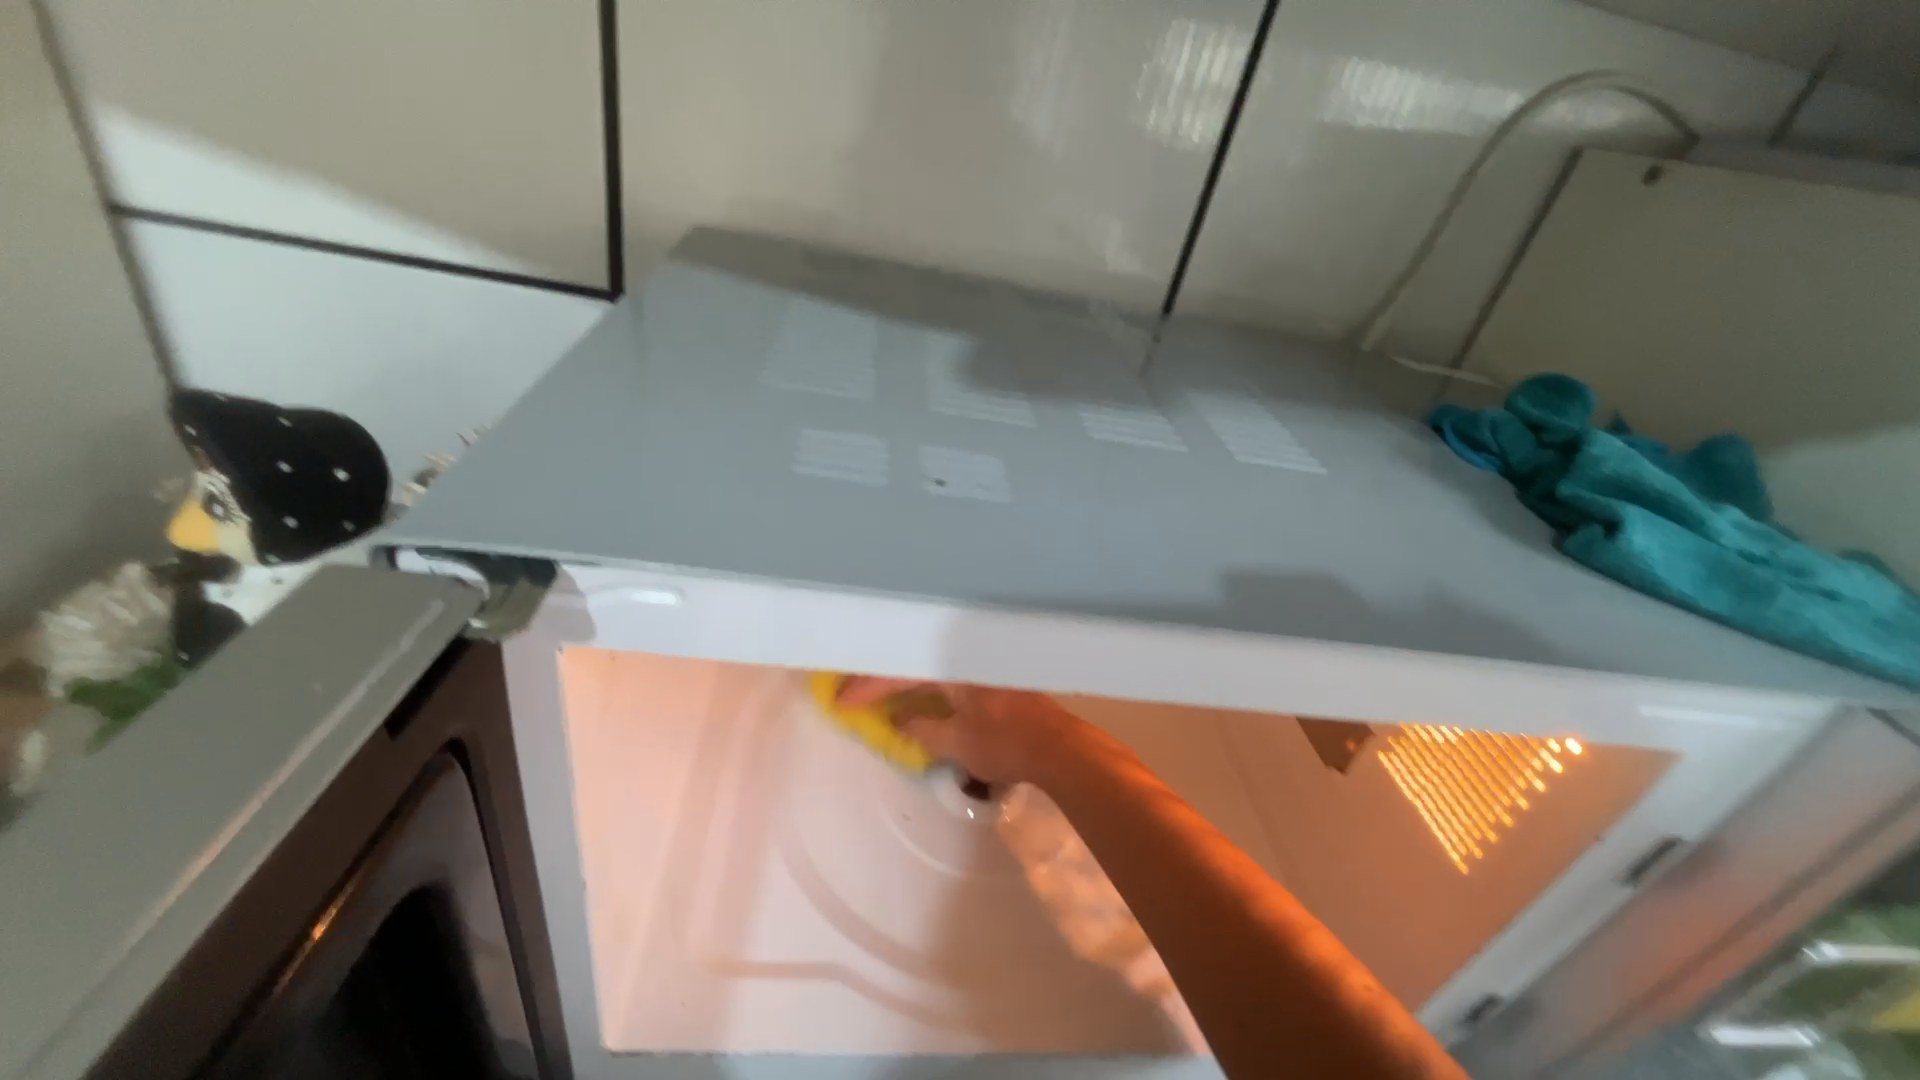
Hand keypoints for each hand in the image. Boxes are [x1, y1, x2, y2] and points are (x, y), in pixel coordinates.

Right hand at [835, 677, 1085, 786]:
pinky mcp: (997, 678)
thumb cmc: (1005, 745)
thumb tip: (898, 718)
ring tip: (881, 688)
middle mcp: (968, 657)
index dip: (869, 688)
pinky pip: (951, 673)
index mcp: (955, 667)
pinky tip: (923, 692)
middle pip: (917, 660)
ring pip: (935, 665)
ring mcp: (985, 665)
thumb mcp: (956, 742)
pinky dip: (931, 681)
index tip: (841, 700)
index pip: (901, 673)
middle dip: (885, 673)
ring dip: (908, 676)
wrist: (1060, 750)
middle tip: (855, 685)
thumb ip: (922, 727)